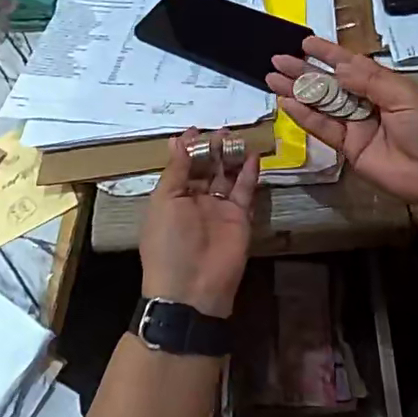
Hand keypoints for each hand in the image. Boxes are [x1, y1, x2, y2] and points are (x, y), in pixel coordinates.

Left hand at [139, 128, 258, 317]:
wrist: (193, 287)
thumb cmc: (169, 242)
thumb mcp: (164, 202)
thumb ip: (177, 171)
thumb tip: (179, 140)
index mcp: (171, 197)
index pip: (182, 166)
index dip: (189, 148)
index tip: (197, 129)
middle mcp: (195, 200)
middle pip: (206, 168)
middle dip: (212, 148)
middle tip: (222, 130)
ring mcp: (218, 208)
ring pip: (226, 175)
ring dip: (230, 156)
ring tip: (236, 136)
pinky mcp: (240, 217)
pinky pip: (245, 190)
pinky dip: (249, 173)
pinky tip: (253, 155)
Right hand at [268, 36, 417, 207]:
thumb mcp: (407, 95)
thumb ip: (371, 80)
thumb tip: (340, 66)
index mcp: (386, 85)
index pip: (353, 64)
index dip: (329, 53)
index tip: (305, 43)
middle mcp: (368, 102)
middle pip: (331, 83)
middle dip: (305, 70)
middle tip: (278, 59)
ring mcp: (357, 126)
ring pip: (322, 104)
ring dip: (298, 90)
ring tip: (272, 77)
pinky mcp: (348, 148)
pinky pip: (323, 128)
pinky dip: (305, 116)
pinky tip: (287, 102)